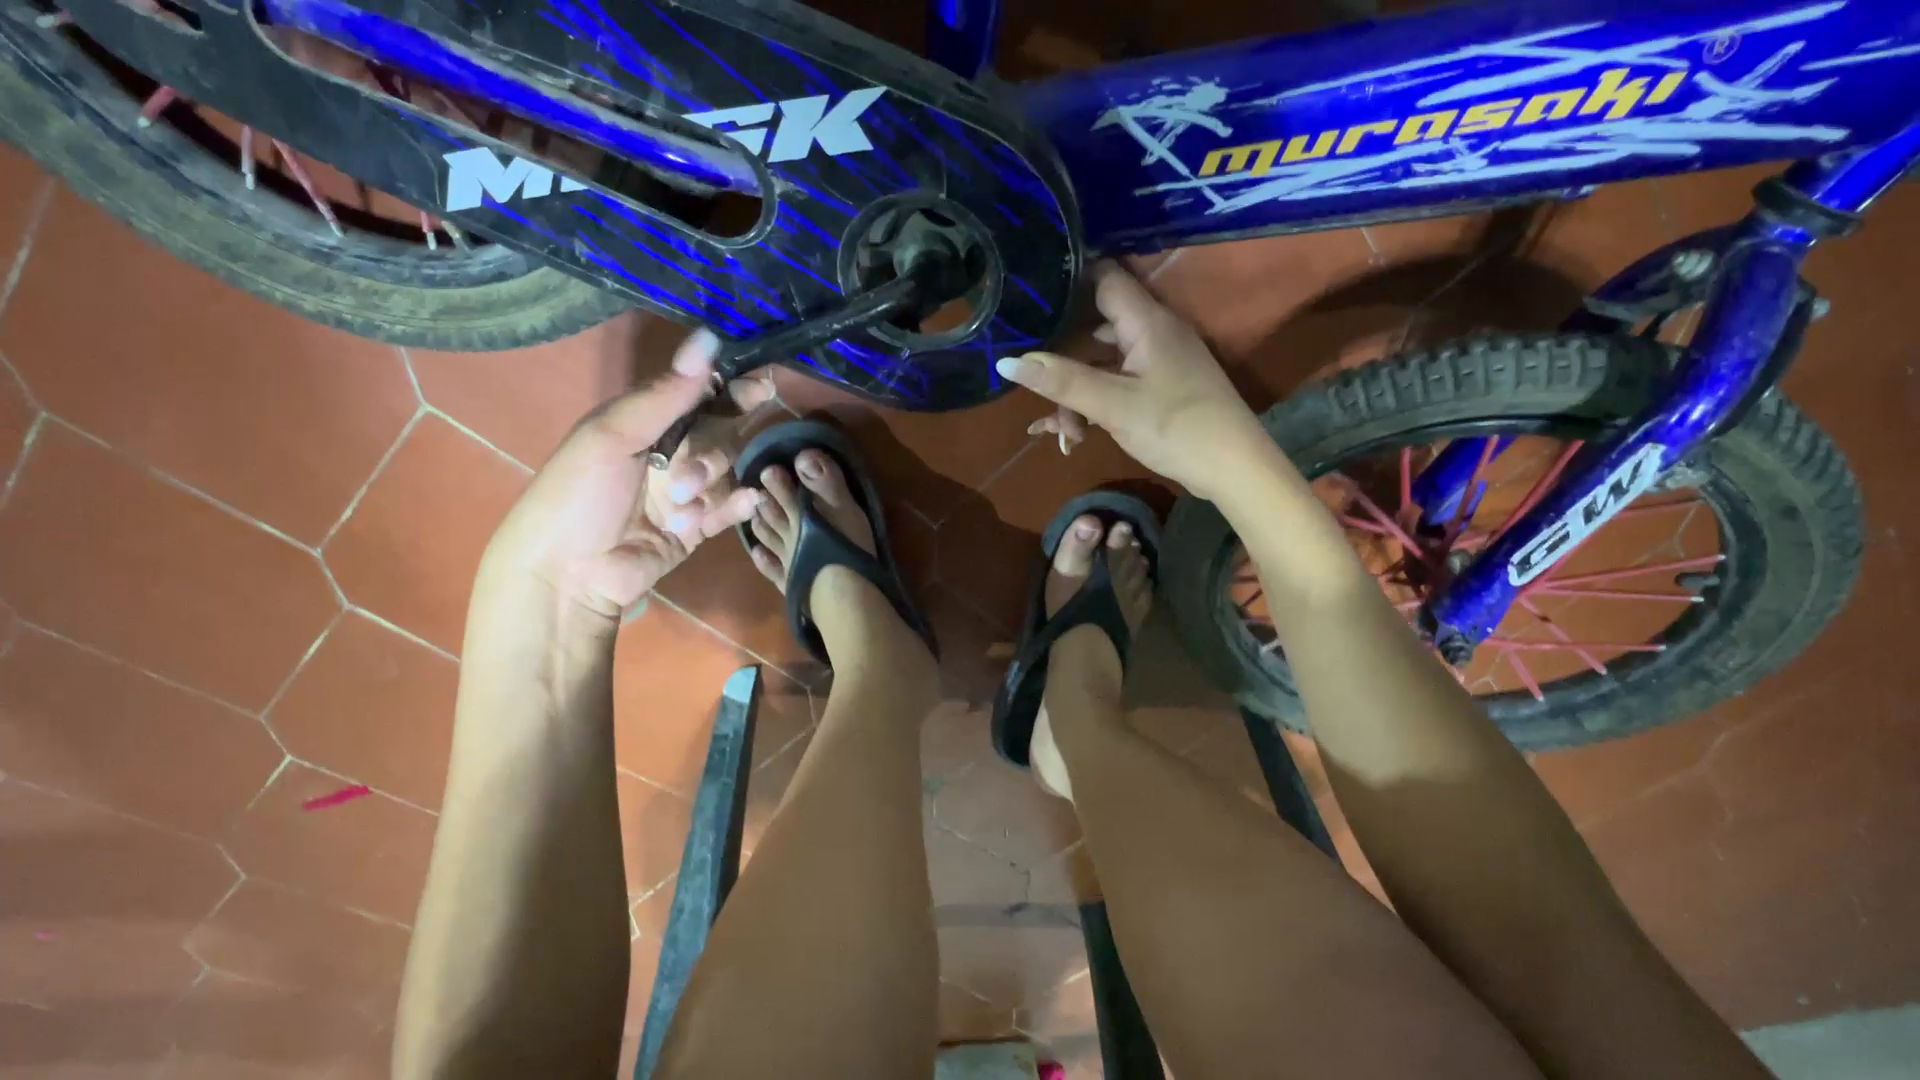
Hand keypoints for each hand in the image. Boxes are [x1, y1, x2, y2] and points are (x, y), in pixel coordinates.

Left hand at [476, 329, 773, 622]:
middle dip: (714, 447)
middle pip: (721, 431)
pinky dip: (736, 505)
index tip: (761, 385)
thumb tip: (709, 338)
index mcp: (645, 420)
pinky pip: (728, 508)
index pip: (700, 393)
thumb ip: (666, 393)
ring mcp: (684, 491)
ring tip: (681, 502)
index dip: (733, 388)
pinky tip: (742, 504)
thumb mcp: (614, 434)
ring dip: (712, 480)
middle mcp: (669, 450)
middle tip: (692, 472)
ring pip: (726, 470)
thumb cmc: (578, 493)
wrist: (565, 571)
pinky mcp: (695, 527)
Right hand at [995, 262, 1268, 500]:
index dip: (1067, 279)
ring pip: (1102, 364)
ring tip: (1062, 434)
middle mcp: (1153, 331)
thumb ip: (1059, 381)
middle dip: (1060, 358)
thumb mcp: (1111, 405)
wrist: (1234, 468)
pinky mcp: (1161, 387)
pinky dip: (1094, 405)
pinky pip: (1117, 384)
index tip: (1028, 290)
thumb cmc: (1176, 428)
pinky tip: (1073, 438)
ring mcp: (1158, 360)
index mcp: (1146, 321)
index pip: (1103, 277)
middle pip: (1094, 327)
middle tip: (1030, 379)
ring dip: (1076, 394)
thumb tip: (1006, 362)